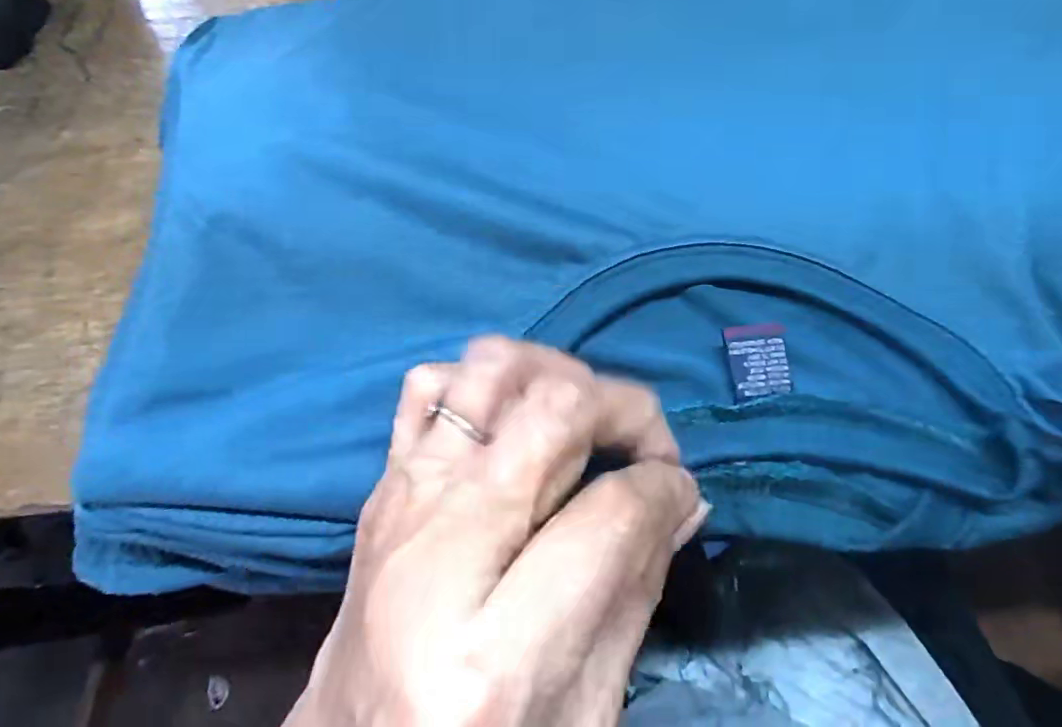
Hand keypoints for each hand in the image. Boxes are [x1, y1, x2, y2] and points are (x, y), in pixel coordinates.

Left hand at [284, 337, 707, 726]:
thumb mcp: (584, 716)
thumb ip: (636, 591)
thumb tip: (681, 497)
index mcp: (490, 661)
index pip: (609, 513)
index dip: (666, 487)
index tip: (680, 493)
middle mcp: (435, 560)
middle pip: (554, 413)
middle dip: (626, 411)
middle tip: (647, 450)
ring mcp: (399, 508)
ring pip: (490, 370)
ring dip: (561, 377)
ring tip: (587, 424)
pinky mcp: (380, 488)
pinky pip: (431, 384)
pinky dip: (487, 382)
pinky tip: (518, 424)